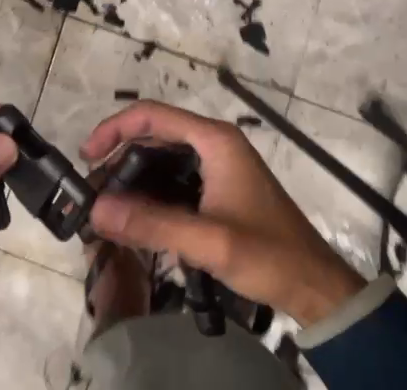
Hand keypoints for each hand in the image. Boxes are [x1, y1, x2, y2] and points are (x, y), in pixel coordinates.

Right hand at [82, 101, 365, 326]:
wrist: (318, 290)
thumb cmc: (270, 256)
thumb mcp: (209, 242)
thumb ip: (152, 224)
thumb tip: (96, 210)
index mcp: (214, 140)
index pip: (151, 115)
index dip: (113, 129)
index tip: (88, 157)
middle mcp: (214, 143)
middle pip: (153, 134)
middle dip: (119, 157)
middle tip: (95, 189)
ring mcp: (217, 165)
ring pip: (161, 157)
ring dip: (132, 176)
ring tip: (109, 205)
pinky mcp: (218, 187)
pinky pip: (172, 177)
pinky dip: (150, 191)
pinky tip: (136, 217)